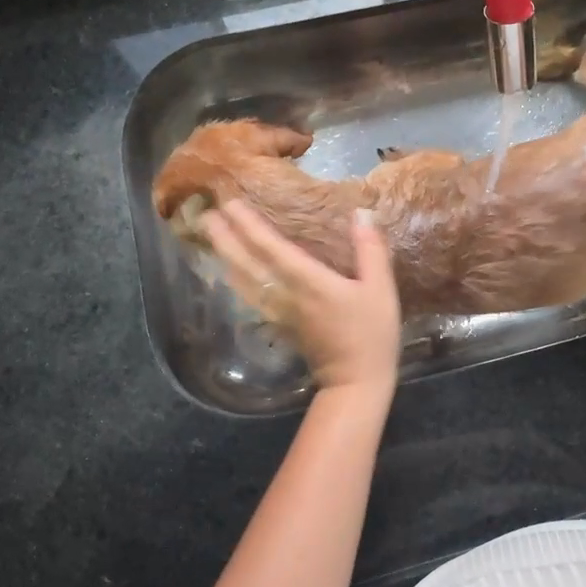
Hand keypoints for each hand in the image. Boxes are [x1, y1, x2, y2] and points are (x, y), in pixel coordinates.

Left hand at [202, 200, 402, 393]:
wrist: (356, 383)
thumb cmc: (371, 334)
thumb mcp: (380, 288)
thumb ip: (371, 249)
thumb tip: (362, 212)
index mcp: (309, 282)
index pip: (271, 248)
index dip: (249, 225)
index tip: (230, 203)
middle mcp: (286, 294)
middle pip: (247, 264)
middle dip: (226, 238)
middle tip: (205, 215)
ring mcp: (280, 312)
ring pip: (244, 281)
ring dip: (225, 258)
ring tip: (211, 237)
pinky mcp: (280, 324)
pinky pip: (250, 296)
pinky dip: (236, 280)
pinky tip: (230, 274)